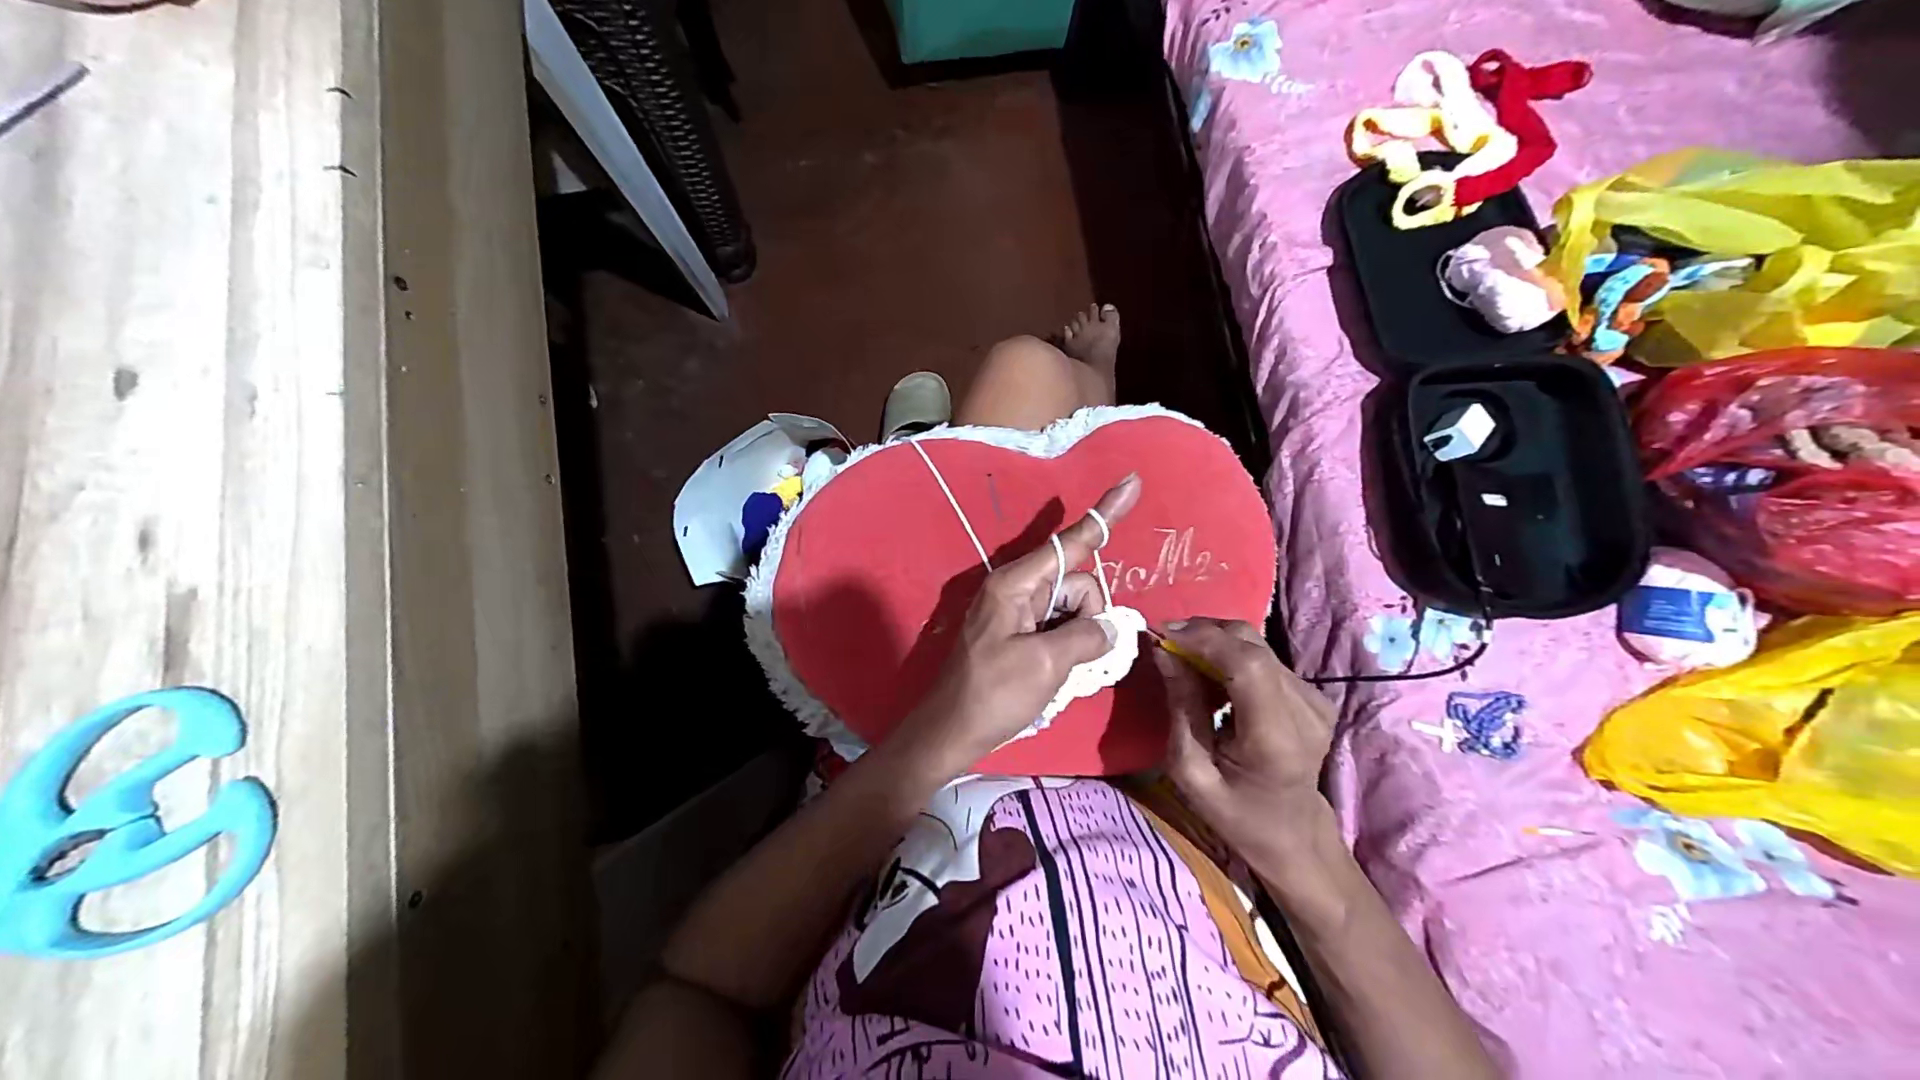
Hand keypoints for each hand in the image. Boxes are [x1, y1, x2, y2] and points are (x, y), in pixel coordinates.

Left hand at [892, 474, 1142, 775]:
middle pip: (1076, 582)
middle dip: (1088, 614)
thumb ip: (1086, 636)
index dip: (1103, 515)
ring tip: (1057, 670)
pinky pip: (1059, 628)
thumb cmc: (993, 694)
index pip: (1069, 543)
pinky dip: (1069, 647)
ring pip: (1072, 609)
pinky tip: (1057, 673)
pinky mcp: (1018, 635)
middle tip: (1069, 655)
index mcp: (1016, 584)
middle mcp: (1017, 590)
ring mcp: (1016, 613)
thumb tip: (1107, 629)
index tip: (1131, 482)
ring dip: (1079, 637)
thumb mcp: (1047, 664)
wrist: (951, 731)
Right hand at [1153, 618, 1338, 873]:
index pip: (1247, 665)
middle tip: (1165, 642)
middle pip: (1252, 645)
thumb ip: (1181, 706)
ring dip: (1214, 642)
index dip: (1203, 639)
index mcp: (1275, 738)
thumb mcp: (1190, 770)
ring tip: (1184, 659)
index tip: (1161, 634)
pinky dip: (1229, 655)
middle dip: (1203, 633)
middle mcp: (1305, 710)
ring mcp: (1314, 699)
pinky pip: (1263, 657)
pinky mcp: (1313, 693)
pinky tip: (1211, 675)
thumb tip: (1163, 651)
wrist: (1293, 833)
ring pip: (1256, 645)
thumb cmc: (1235, 812)